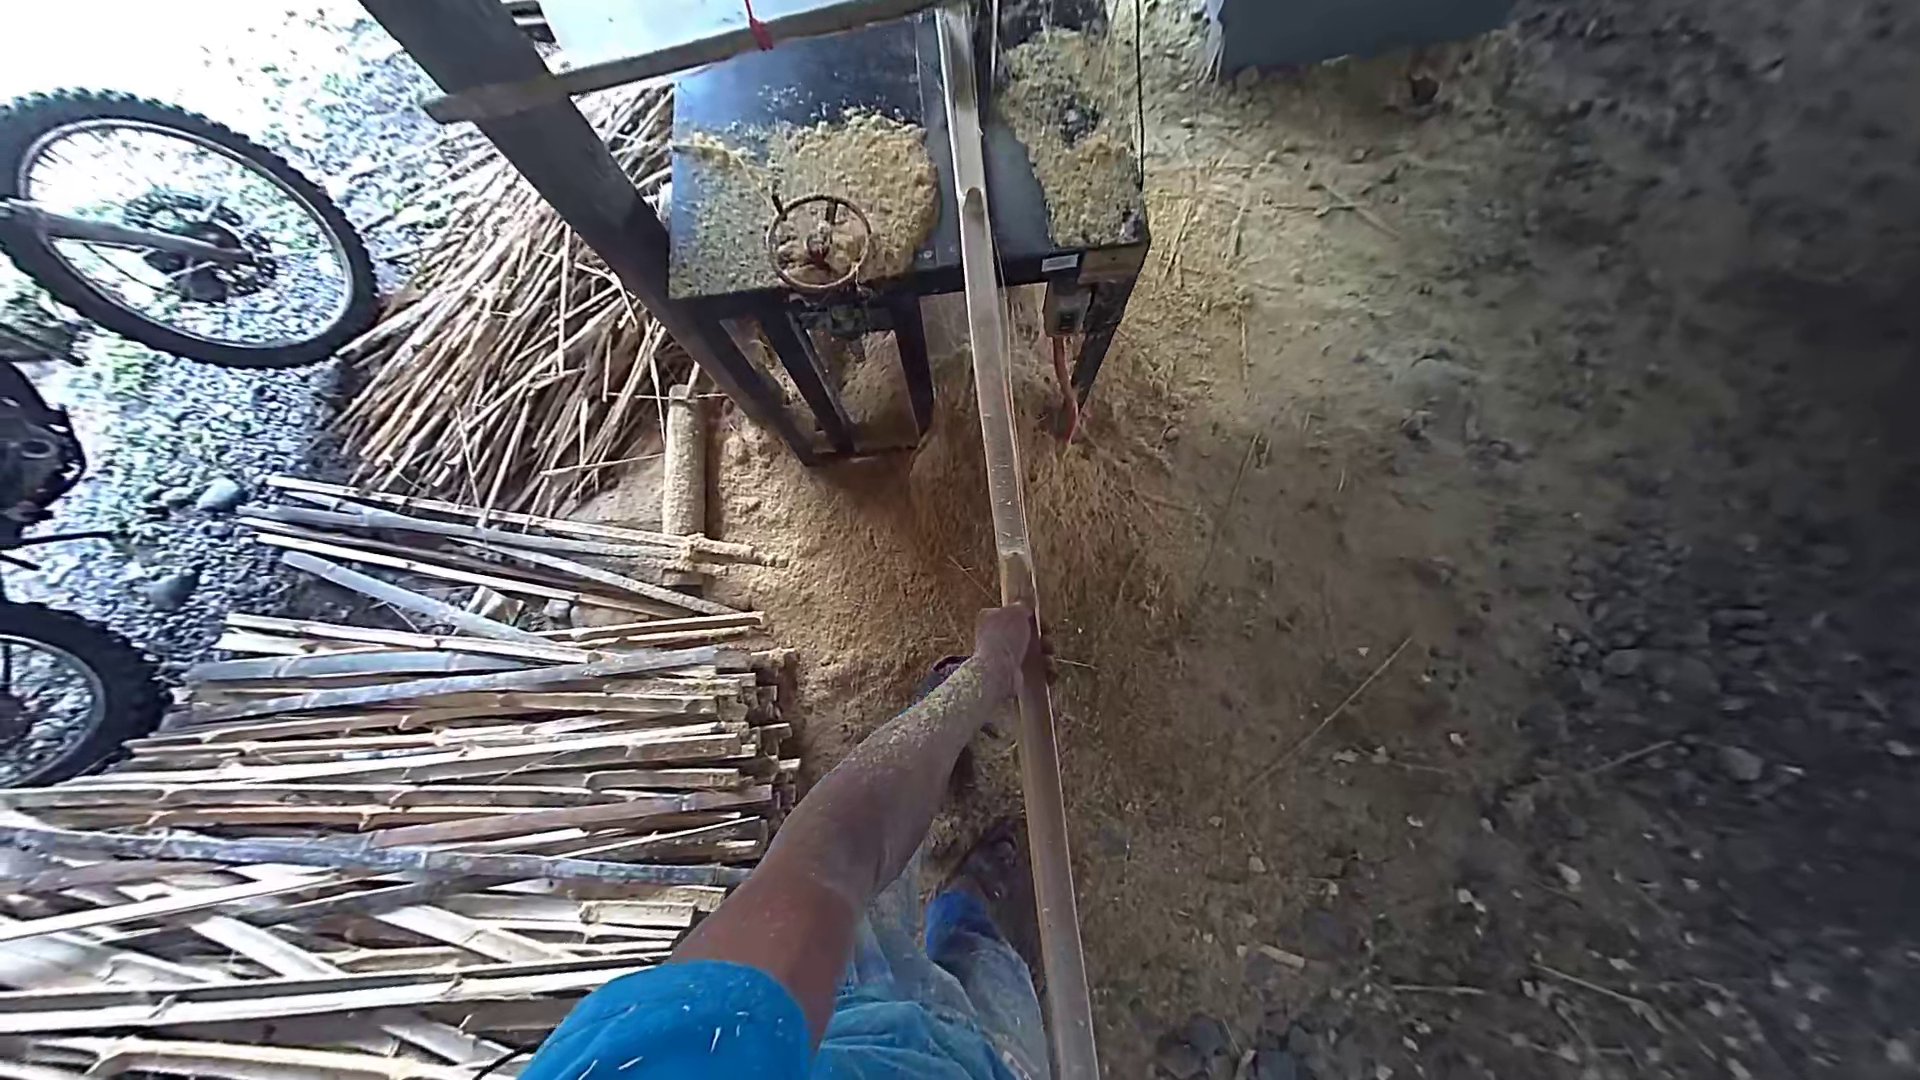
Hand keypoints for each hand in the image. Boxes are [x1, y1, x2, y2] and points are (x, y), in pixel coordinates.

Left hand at [973, 604, 1047, 698]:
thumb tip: (1027, 602)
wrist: (1000, 673)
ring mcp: (1007, 659)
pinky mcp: (1016, 676)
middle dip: (1043, 638)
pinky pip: (1038, 672)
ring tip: (1046, 658)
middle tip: (1046, 641)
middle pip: (1029, 635)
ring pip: (1036, 654)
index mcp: (992, 620)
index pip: (1015, 615)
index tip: (1040, 620)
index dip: (1031, 616)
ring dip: (1046, 655)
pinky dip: (1046, 672)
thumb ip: (1023, 605)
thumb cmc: (1004, 638)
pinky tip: (1048, 671)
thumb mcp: (1015, 611)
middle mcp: (998, 639)